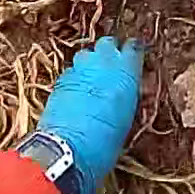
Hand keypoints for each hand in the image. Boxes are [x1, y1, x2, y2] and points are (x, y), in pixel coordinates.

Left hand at [35, 36, 142, 193]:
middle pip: (108, 43)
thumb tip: (129, 89)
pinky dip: (76, 78)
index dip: (133, 51)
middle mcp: (104, 62)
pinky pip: (72, 71)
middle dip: (109, 51)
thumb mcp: (128, 116)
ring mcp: (80, 68)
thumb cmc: (106, 140)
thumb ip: (128, 92)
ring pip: (86, 55)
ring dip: (90, 63)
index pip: (134, 46)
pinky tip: (76, 93)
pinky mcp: (61, 79)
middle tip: (112, 67)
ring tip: (92, 80)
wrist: (68, 150)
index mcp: (127, 69)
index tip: (133, 57)